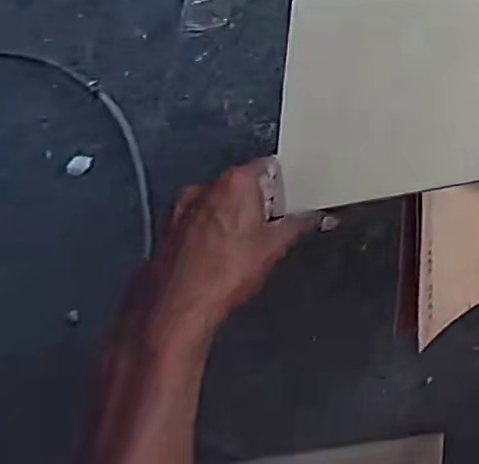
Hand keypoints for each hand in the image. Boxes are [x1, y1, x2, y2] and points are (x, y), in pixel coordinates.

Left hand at [137, 158, 317, 341]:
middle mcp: (203, 191)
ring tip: (247, 239)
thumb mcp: (279, 244)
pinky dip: (209, 231)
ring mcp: (178, 214)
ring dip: (230, 214)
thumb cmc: (224, 273)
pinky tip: (221, 253)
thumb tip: (315, 219)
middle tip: (273, 218)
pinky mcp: (163, 237)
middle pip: (239, 183)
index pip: (267, 166)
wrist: (174, 313)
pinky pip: (195, 223)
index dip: (282, 182)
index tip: (290, 196)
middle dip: (256, 198)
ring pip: (215, 203)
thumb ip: (302, 223)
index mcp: (235, 182)